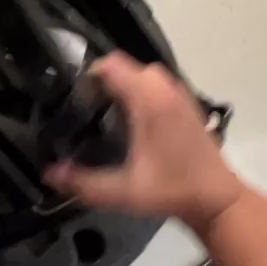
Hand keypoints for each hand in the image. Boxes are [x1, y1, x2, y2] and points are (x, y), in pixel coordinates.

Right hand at [44, 53, 244, 232]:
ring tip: (103, 115)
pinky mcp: (187, 105)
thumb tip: (48, 173)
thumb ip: (82, 182)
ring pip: (141, 76)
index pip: (110, 65)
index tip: (73, 98)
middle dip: (102, 83)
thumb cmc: (172, 191)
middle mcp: (165, 89)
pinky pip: (155, 86)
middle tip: (84, 109)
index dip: (87, 76)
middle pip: (124, 67)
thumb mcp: (122, 191)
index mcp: (148, 101)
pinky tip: (129, 124)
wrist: (218, 200)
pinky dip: (139, 95)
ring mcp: (179, 95)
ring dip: (121, 88)